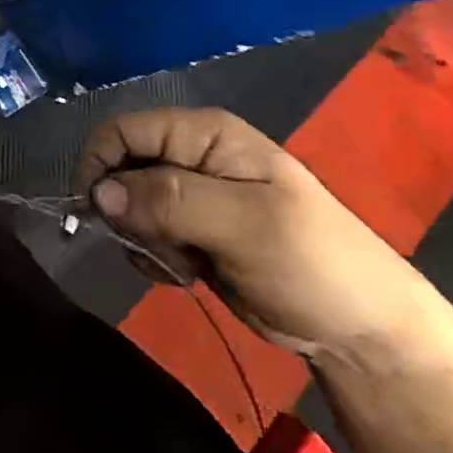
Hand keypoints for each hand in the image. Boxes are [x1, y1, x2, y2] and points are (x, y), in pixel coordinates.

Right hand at [77, 106, 425, 357]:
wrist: (355, 323)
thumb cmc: (308, 259)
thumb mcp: (243, 224)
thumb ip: (171, 201)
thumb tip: (100, 192)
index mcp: (205, 133)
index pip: (126, 129)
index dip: (102, 165)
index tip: (97, 215)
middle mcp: (193, 155)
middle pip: (125, 168)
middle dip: (129, 212)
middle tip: (165, 248)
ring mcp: (194, 195)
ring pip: (132, 206)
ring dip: (146, 241)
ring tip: (186, 264)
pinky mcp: (195, 231)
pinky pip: (150, 234)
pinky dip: (158, 257)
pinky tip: (190, 274)